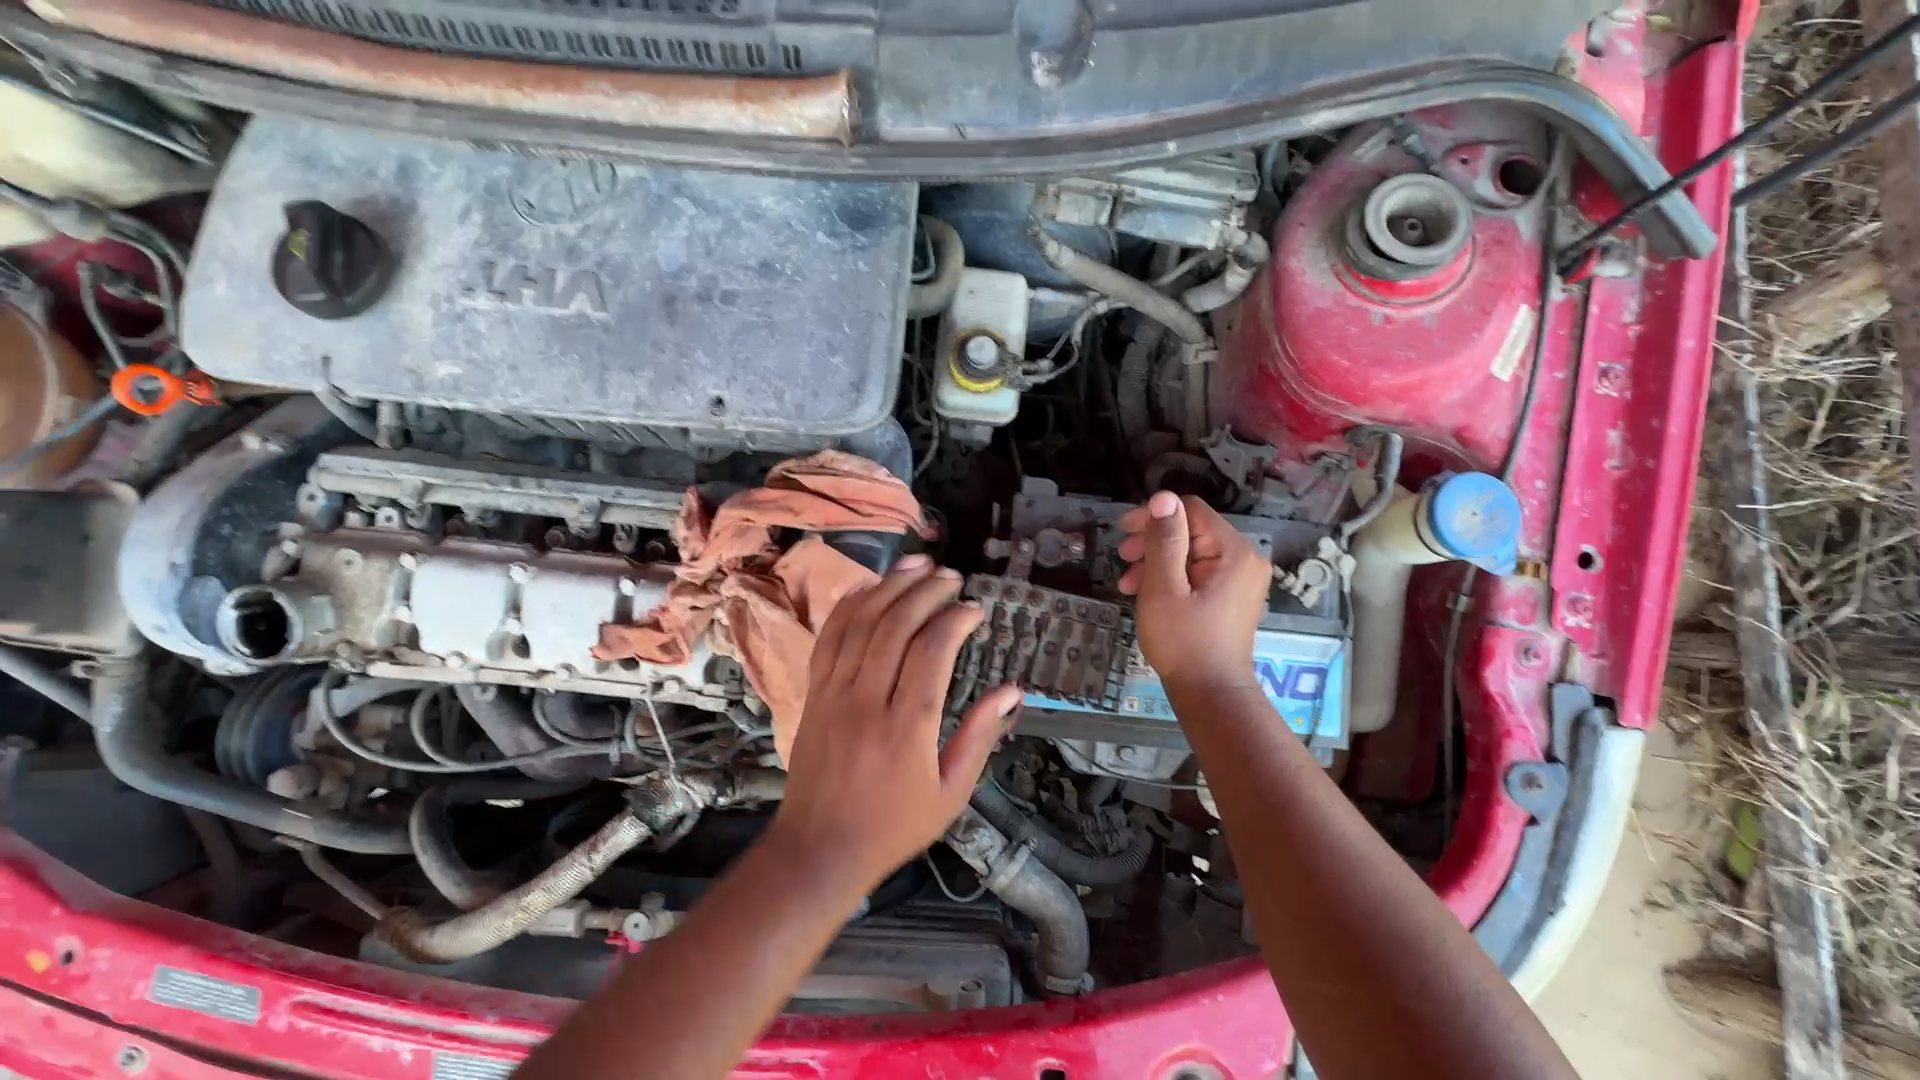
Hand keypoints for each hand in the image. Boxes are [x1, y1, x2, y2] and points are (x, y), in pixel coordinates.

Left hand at [769, 555, 1022, 889]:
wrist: (820, 849)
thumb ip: (980, 736)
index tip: (974, 609)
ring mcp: (834, 694)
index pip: (932, 651)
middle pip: (896, 626)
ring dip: (890, 587)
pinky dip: (849, 607)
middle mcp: (867, 701)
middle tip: (952, 576)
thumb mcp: (951, 793)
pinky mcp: (813, 694)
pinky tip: (868, 587)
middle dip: (926, 591)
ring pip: (861, 623)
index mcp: (907, 728)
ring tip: (917, 564)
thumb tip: (1013, 690)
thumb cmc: (894, 826)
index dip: (955, 620)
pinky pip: (829, 638)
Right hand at [1117, 491, 1270, 693]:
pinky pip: (1200, 571)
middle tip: (1122, 559)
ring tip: (1129, 584)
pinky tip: (1148, 593)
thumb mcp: (1164, 588)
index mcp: (1234, 551)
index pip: (1191, 510)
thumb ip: (1164, 540)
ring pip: (1192, 551)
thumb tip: (1162, 496)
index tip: (1123, 534)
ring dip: (1158, 561)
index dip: (1154, 516)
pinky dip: (1173, 577)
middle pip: (1192, 530)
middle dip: (1154, 541)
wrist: (1211, 694)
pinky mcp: (1233, 595)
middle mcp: (1245, 558)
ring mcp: (1242, 578)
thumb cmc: (1183, 641)